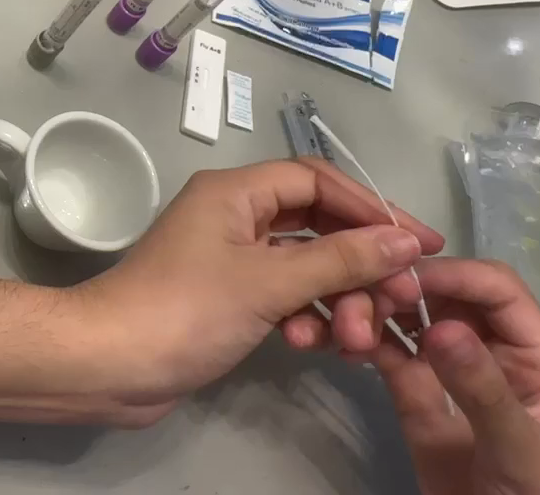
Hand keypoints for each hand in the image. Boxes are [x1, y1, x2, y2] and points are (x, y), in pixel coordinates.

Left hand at [73, 159, 444, 424]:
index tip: (423, 246)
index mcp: (232, 191)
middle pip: (314, 223)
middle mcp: (231, 213)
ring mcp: (229, 255)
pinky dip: (306, 314)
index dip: (369, 207)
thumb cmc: (187, 309)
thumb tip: (404, 240)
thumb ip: (339, 260)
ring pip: (303, 263)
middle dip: (358, 264)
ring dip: (336, 298)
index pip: (314, 180)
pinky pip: (284, 292)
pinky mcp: (228, 293)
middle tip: (398, 305)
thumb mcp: (268, 283)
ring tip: (353, 339)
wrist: (116, 360)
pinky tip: (312, 344)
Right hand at [290, 258, 539, 494]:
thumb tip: (440, 325)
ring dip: (370, 310)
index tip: (399, 275)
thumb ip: (484, 391)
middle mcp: (492, 355)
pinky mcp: (414, 396)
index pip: (497, 291)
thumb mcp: (526, 456)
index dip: (452, 273)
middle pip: (442, 295)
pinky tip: (336, 343)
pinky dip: (358, 339)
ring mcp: (449, 374)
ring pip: (406, 316)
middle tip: (356, 296)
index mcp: (538, 361)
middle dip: (398, 287)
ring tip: (342, 327)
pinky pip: (384, 350)